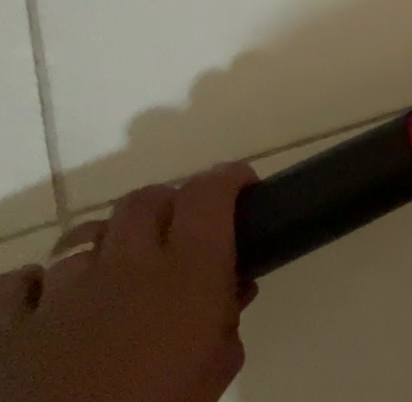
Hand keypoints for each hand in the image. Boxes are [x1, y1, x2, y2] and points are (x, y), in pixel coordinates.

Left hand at [0, 163, 257, 401]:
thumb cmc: (164, 400)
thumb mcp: (220, 359)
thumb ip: (228, 316)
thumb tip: (233, 290)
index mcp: (190, 267)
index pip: (208, 191)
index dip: (228, 177)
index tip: (244, 187)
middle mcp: (127, 264)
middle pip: (143, 200)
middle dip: (167, 202)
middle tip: (182, 225)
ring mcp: (61, 293)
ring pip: (82, 235)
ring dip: (106, 240)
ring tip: (115, 264)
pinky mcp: (9, 325)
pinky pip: (16, 282)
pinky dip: (35, 282)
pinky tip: (49, 298)